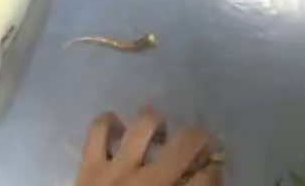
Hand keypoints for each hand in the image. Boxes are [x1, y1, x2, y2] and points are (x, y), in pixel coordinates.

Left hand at [77, 109, 219, 185]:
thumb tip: (202, 183)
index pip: (206, 179)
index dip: (215, 173)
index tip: (215, 171)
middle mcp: (147, 182)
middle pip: (184, 145)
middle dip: (201, 139)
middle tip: (203, 144)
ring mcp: (116, 170)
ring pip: (144, 125)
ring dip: (157, 126)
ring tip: (160, 135)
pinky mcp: (89, 167)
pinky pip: (98, 130)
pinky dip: (110, 124)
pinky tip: (119, 131)